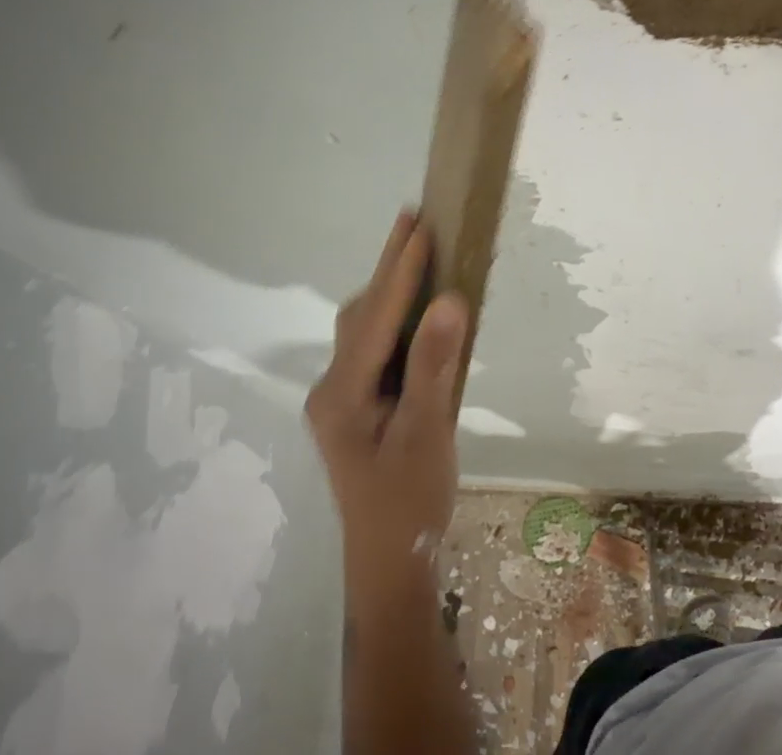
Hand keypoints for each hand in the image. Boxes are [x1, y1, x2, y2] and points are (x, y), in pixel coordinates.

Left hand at [306, 211, 469, 589]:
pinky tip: (417, 313)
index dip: (400, 269)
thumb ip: (435, 366)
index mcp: (342, 393)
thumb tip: (449, 299)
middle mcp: (333, 388)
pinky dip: (395, 321)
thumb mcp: (428, 434)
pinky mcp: (358, 410)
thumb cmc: (410, 501)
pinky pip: (375, 350)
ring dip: (390, 292)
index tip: (420, 224)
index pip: (375, 317)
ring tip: (417, 255)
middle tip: (414, 220)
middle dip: (390, 268)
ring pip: (364, 331)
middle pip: (361, 315)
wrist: (390, 561)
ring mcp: (342, 400)